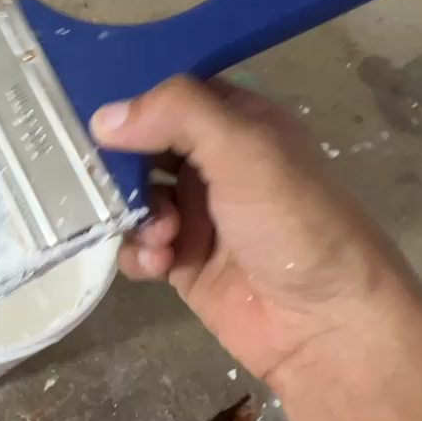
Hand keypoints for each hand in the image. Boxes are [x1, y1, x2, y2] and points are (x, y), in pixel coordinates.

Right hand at [89, 76, 419, 380]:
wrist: (324, 323)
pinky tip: (159, 266)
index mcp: (240, 125)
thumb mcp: (245, 151)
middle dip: (123, 169)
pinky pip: (139, 248)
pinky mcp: (183, 262)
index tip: (97, 120)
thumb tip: (102, 117)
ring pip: (136, 200)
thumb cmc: (294, 224)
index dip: (137, 104)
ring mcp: (198, 216)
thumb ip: (178, 116)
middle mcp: (216, 165)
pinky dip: (139, 255)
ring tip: (160, 238)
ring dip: (136, 217)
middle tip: (111, 187)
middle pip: (144, 149)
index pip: (175, 97)